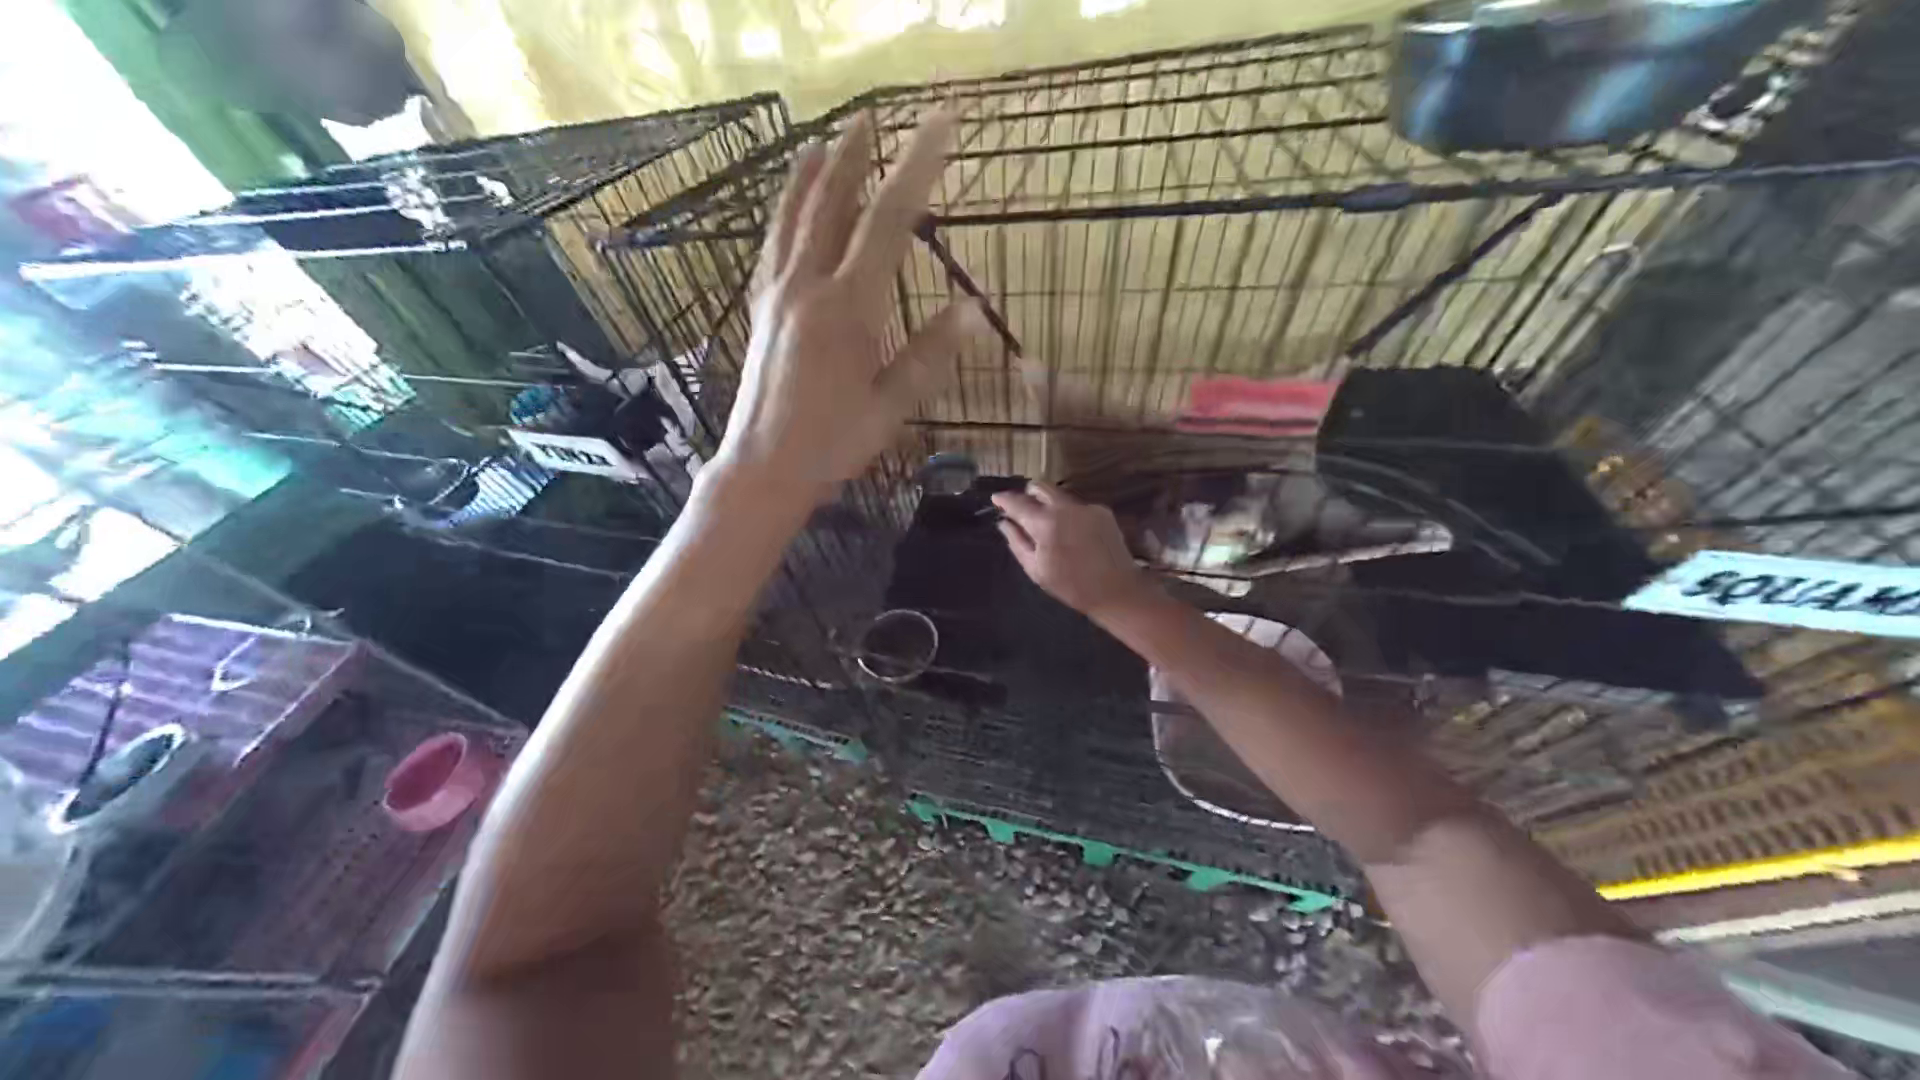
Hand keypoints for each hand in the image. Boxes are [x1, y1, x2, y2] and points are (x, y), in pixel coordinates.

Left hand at [710, 110, 992, 504]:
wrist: (763, 467)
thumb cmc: (833, 445)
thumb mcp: (892, 406)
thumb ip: (930, 354)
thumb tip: (973, 309)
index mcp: (848, 309)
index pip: (888, 221)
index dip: (918, 167)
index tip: (940, 124)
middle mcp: (807, 287)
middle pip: (834, 202)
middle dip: (858, 154)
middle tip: (876, 115)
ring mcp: (777, 294)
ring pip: (795, 216)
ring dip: (815, 173)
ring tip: (829, 140)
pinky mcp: (761, 308)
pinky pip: (774, 245)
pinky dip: (785, 212)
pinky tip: (791, 204)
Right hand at [992, 482, 1156, 618]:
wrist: (1117, 590)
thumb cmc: (1071, 586)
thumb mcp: (1036, 569)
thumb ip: (1017, 542)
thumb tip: (1004, 523)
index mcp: (1046, 523)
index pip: (1018, 502)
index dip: (1004, 499)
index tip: (996, 499)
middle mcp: (1066, 507)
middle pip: (1040, 487)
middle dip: (1027, 494)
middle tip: (1021, 508)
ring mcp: (1086, 507)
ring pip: (1059, 494)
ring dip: (1047, 502)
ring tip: (1046, 523)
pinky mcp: (1102, 511)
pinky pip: (1076, 505)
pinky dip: (1067, 512)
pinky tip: (1070, 532)